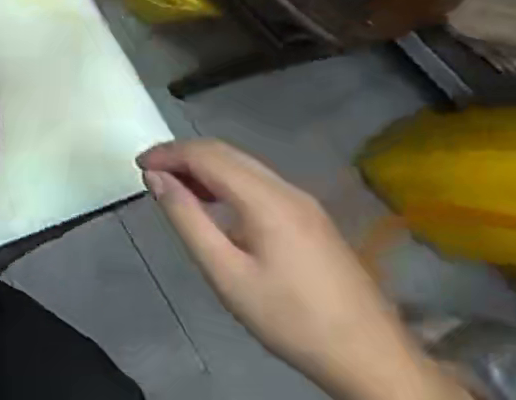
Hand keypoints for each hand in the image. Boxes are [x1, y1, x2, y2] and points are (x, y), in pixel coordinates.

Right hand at [137, 140, 466, 399]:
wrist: (377, 365)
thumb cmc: (292, 320)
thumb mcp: (226, 274)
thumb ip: (186, 219)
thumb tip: (155, 177)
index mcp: (267, 200)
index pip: (205, 154)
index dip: (166, 153)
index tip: (138, 166)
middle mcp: (288, 190)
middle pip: (224, 152)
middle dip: (182, 155)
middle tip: (150, 173)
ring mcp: (305, 204)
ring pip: (242, 164)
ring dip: (203, 166)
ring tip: (175, 188)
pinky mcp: (314, 219)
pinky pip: (258, 181)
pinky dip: (226, 180)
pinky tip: (215, 205)